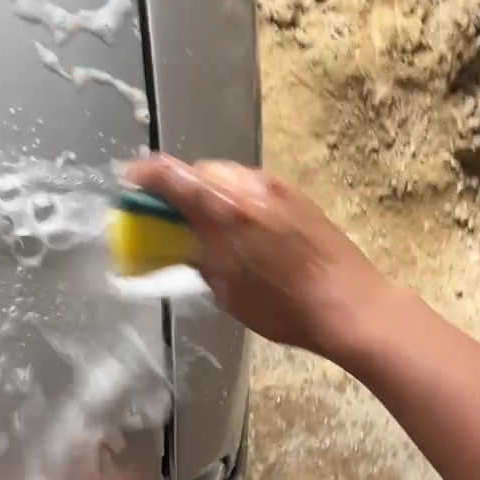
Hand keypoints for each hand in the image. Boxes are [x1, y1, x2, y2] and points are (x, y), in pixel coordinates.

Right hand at [123, 154, 394, 357]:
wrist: (350, 306)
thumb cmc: (284, 308)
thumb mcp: (226, 289)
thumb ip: (196, 255)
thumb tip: (177, 240)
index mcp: (226, 209)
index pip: (172, 176)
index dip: (144, 176)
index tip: (129, 183)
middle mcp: (250, 186)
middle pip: (200, 171)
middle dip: (178, 189)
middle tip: (167, 217)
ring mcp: (277, 188)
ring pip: (227, 176)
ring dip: (208, 194)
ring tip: (203, 226)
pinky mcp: (297, 196)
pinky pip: (251, 187)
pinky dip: (233, 200)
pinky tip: (238, 230)